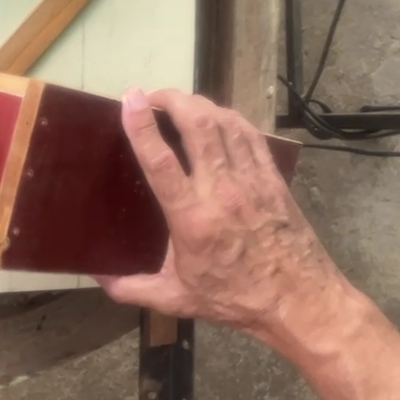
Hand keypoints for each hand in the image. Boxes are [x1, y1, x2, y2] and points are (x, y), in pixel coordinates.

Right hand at [96, 88, 350, 351]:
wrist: (302, 302)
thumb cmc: (236, 299)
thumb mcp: (177, 299)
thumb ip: (132, 289)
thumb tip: (98, 278)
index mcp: (192, 219)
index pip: (161, 161)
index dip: (143, 125)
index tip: (130, 98)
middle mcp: (222, 191)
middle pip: (198, 126)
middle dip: (173, 100)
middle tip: (151, 96)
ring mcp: (252, 181)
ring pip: (225, 123)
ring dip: (198, 105)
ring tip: (178, 103)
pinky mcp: (272, 179)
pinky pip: (249, 134)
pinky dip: (228, 117)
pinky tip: (215, 117)